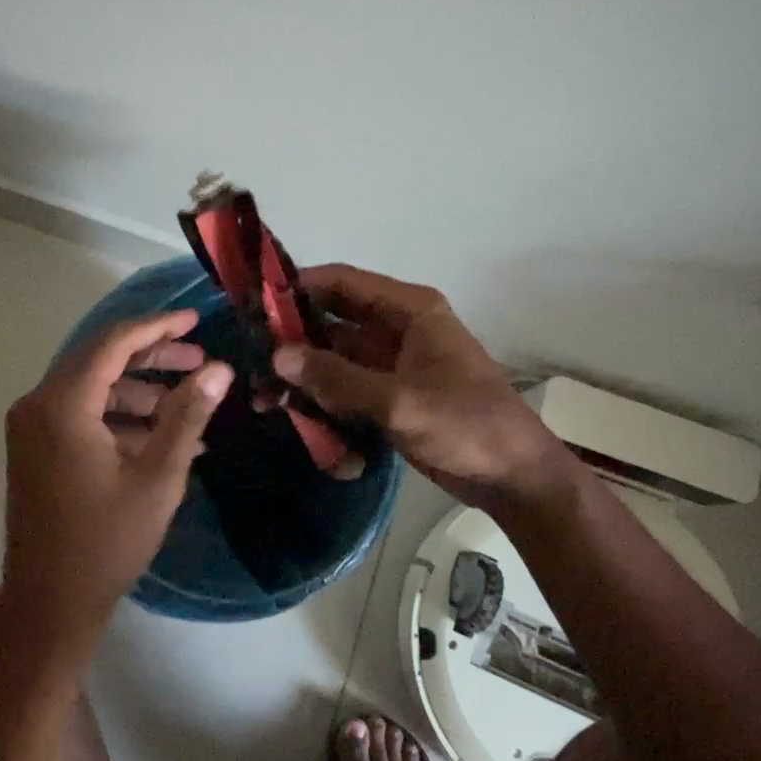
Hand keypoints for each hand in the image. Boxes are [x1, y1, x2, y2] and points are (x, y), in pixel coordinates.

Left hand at [4, 311, 232, 632]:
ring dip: (139, 391)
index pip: (112, 344)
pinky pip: (80, 415)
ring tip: (188, 403)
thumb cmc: (107, 542)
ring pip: (91, 389)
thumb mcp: (158, 477)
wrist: (50, 604)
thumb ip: (187, 415)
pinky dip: (119, 418)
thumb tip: (218, 369)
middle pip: (99, 361)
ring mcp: (31, 429)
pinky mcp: (35, 450)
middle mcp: (37, 406)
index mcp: (61, 406)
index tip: (196, 321)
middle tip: (199, 361)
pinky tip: (160, 436)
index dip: (157, 328)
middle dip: (152, 358)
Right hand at [273, 264, 574, 510]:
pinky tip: (290, 414)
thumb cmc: (465, 425)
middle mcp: (397, 330)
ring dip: (302, 376)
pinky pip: (344, 390)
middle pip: (333, 323)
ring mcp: (392, 366)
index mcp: (410, 312)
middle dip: (293, 340)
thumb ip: (336, 378)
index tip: (253, 302)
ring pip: (334, 360)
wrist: (512, 477)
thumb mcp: (398, 401)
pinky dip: (321, 400)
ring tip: (261, 396)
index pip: (343, 283)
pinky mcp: (388, 399)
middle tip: (248, 359)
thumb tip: (278, 356)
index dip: (298, 287)